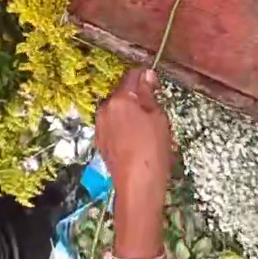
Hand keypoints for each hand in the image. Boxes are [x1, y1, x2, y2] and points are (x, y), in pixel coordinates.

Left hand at [95, 68, 173, 213]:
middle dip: (136, 98)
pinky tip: (135, 140)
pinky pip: (113, 125)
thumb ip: (148, 93)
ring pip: (117, 110)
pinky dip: (122, 127)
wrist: (138, 183)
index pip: (132, 76)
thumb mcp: (157, 117)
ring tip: (146, 129)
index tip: (156, 86)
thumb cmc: (152, 148)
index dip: (145, 77)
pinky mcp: (100, 141)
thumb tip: (146, 74)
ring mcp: (100, 126)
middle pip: (122, 94)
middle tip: (154, 112)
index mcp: (119, 99)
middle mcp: (104, 109)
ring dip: (129, 113)